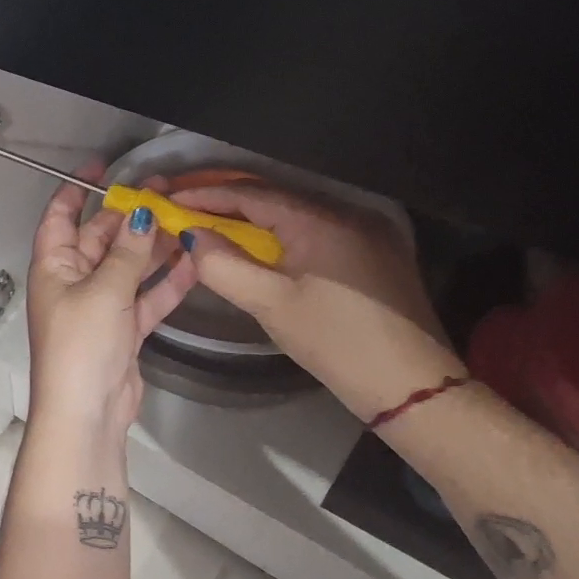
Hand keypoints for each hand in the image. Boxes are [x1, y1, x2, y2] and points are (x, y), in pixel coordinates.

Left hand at [27, 169, 197, 437]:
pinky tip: (196, 261)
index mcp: (52, 267)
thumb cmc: (82, 345)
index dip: (75, 191)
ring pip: (128, 267)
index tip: (102, 167)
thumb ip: (127, 254)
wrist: (86, 410)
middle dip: (129, 217)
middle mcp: (72, 282)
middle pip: (100, 239)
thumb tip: (140, 214)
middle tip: (168, 193)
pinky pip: (146, 296)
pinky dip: (168, 282)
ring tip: (188, 220)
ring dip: (154, 247)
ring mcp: (99, 306)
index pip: (59, 219)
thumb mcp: (104, 292)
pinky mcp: (122, 329)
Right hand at [169, 184, 464, 420]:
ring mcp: (366, 233)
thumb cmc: (334, 340)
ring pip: (293, 214)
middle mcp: (349, 214)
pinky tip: (255, 245)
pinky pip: (313, 230)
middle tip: (183, 208)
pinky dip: (276, 232)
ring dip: (249, 217)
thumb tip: (191, 236)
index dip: (206, 195)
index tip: (168, 199)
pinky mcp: (373, 254)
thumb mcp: (269, 303)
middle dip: (225, 201)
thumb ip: (222, 265)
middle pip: (274, 198)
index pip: (252, 194)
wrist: (410, 384)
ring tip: (209, 224)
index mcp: (323, 221)